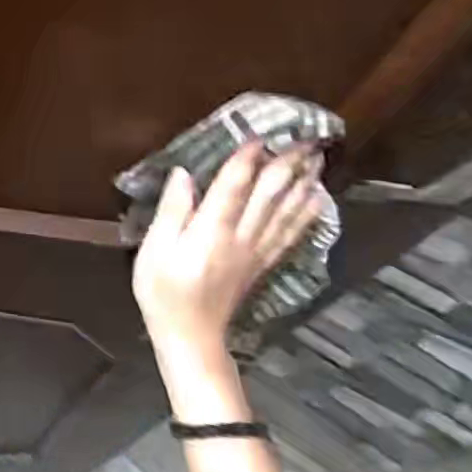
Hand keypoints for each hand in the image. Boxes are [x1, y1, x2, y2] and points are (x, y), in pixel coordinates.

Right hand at [132, 141, 324, 352]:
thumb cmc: (163, 291)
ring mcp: (256, 252)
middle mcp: (241, 238)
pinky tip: (317, 201)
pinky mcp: (261, 264)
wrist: (190, 336)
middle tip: (305, 139)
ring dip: (302, 184)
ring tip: (316, 160)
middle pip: (269, 195)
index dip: (247, 159)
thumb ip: (172, 210)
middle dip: (287, 165)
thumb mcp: (154, 250)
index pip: (233, 187)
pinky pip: (289, 234)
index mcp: (211, 231)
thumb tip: (184, 173)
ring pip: (285, 212)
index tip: (260, 134)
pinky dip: (306, 215)